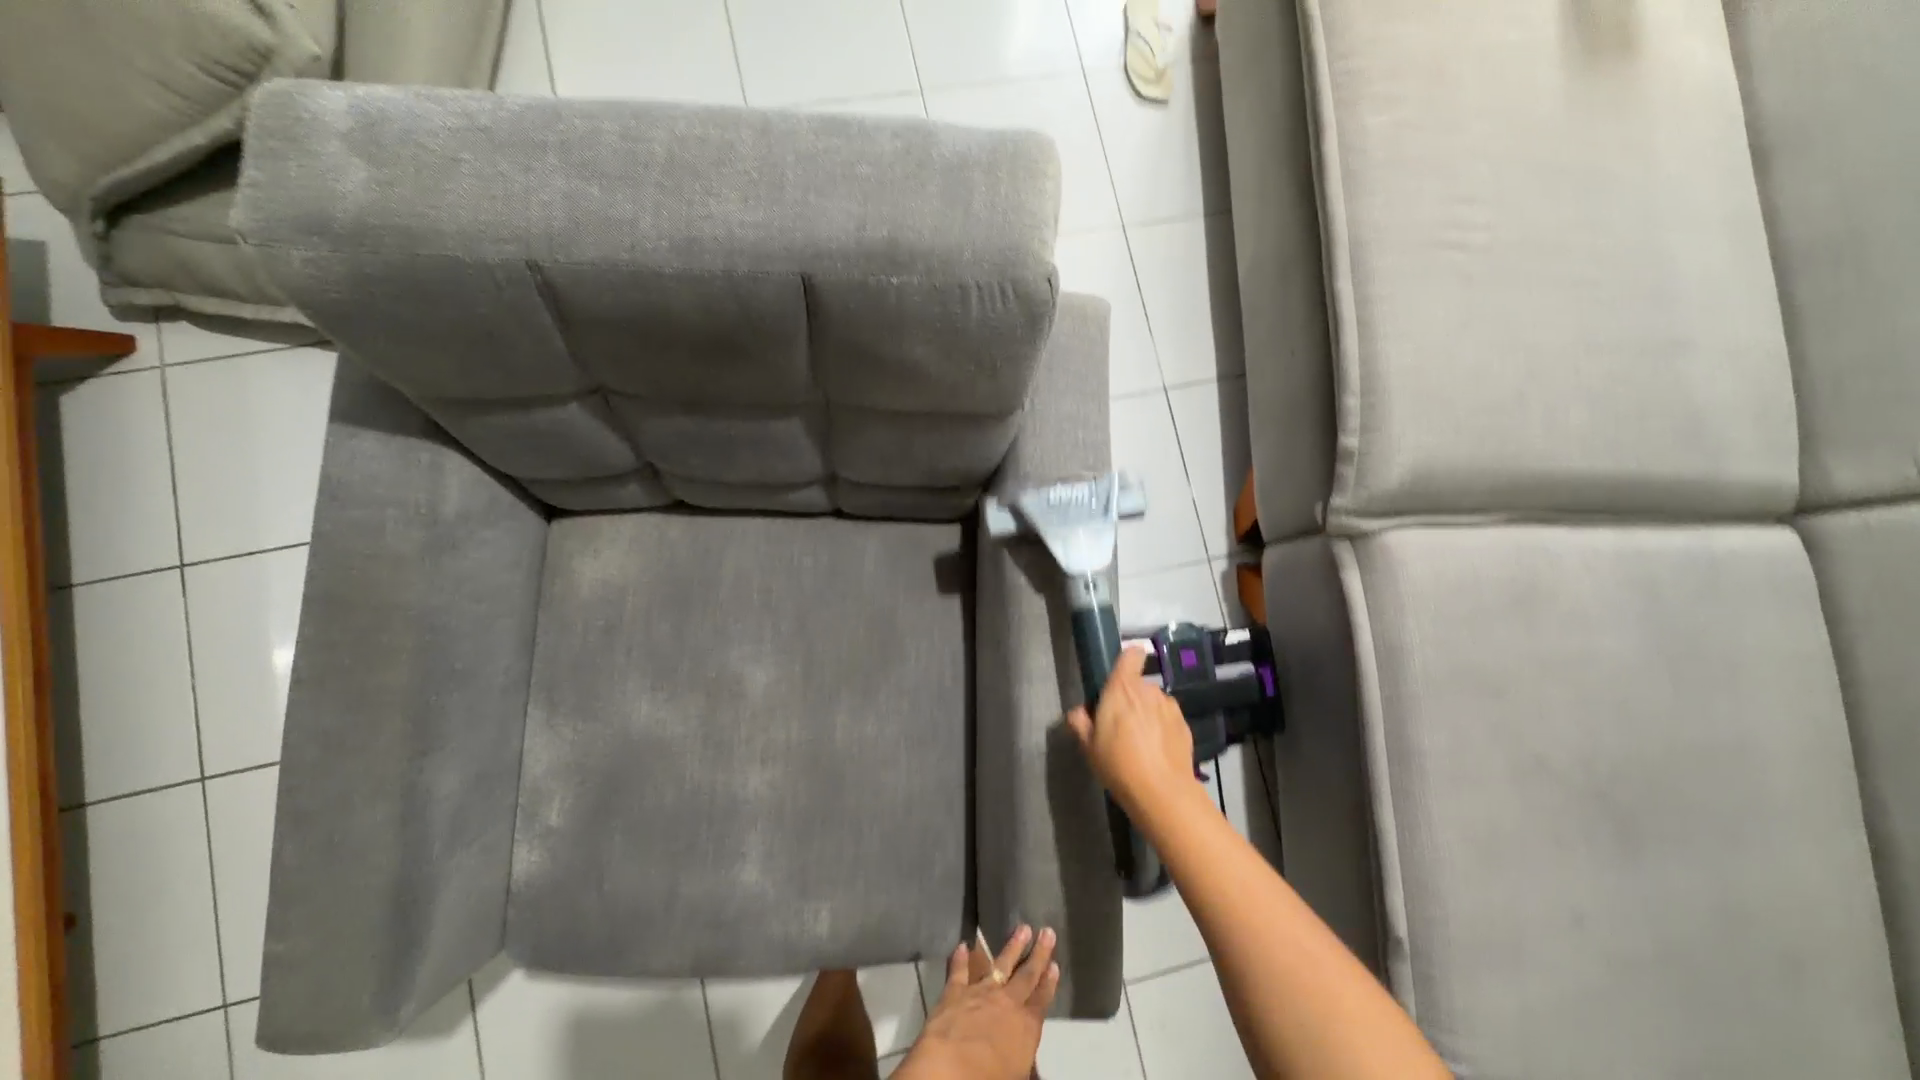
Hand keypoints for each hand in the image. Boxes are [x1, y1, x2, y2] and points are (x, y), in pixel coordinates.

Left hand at [896, 926, 1057, 1079]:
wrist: (952, 1069)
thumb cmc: (991, 1078)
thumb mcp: (1019, 1072)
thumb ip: (1024, 1054)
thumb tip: (1028, 1054)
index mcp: (1026, 1025)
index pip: (1042, 999)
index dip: (1049, 982)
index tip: (1055, 964)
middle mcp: (1007, 1003)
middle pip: (1027, 975)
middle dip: (1039, 953)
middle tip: (1047, 932)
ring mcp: (980, 993)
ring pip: (999, 965)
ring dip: (1011, 947)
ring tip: (1022, 928)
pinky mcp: (954, 992)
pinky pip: (958, 971)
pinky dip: (960, 958)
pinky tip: (962, 945)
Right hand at [1066, 647, 1195, 814]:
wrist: (1162, 791)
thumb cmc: (1118, 764)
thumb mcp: (1088, 747)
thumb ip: (1080, 723)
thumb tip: (1078, 712)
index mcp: (1121, 689)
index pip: (1130, 655)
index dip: (1126, 661)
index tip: (1118, 680)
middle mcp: (1148, 690)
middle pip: (1139, 684)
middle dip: (1131, 699)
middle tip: (1120, 726)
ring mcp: (1169, 707)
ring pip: (1154, 702)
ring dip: (1147, 714)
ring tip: (1141, 743)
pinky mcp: (1184, 724)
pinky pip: (1168, 718)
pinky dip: (1162, 728)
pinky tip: (1157, 752)